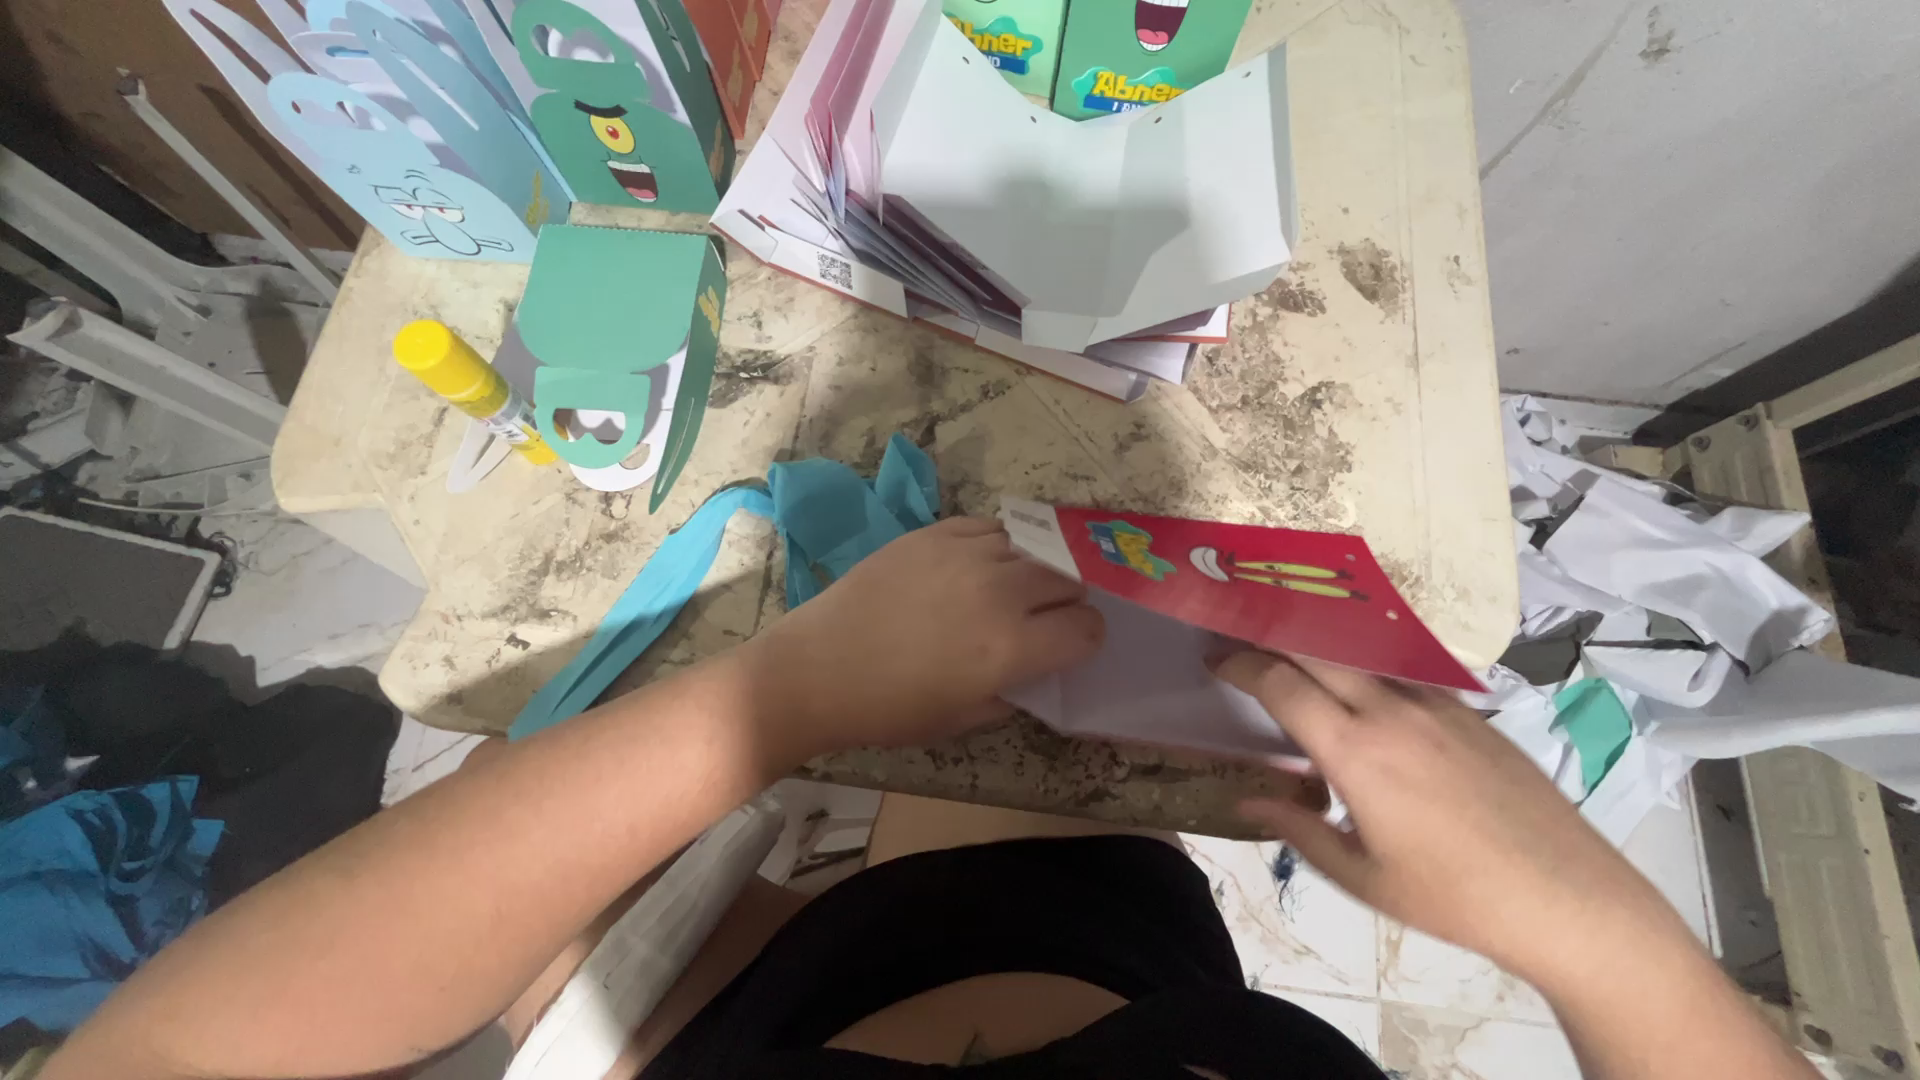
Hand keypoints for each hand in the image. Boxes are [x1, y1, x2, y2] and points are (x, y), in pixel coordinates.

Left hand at [741, 517, 1103, 762]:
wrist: (818, 668)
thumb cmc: (891, 708)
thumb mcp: (965, 718)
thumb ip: (1016, 689)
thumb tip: (1038, 665)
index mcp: (1011, 646)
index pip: (1086, 628)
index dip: (1087, 638)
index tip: (1072, 644)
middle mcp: (999, 591)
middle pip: (1067, 579)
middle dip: (1067, 601)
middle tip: (1044, 617)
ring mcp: (965, 555)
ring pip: (1032, 548)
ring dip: (1033, 570)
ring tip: (1010, 589)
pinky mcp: (934, 533)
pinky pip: (989, 528)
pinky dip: (997, 546)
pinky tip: (980, 565)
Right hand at [1215, 651, 1689, 988]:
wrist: (1574, 902)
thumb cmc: (1453, 897)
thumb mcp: (1360, 876)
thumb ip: (1296, 827)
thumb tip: (1246, 797)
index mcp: (1355, 752)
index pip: (1280, 684)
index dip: (1240, 665)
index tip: (1214, 659)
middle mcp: (1391, 712)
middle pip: (1316, 652)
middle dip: (1270, 642)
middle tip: (1240, 646)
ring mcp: (1437, 707)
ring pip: (1360, 658)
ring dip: (1318, 653)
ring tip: (1294, 664)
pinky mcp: (1471, 714)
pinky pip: (1402, 677)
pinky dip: (1365, 673)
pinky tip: (1365, 696)